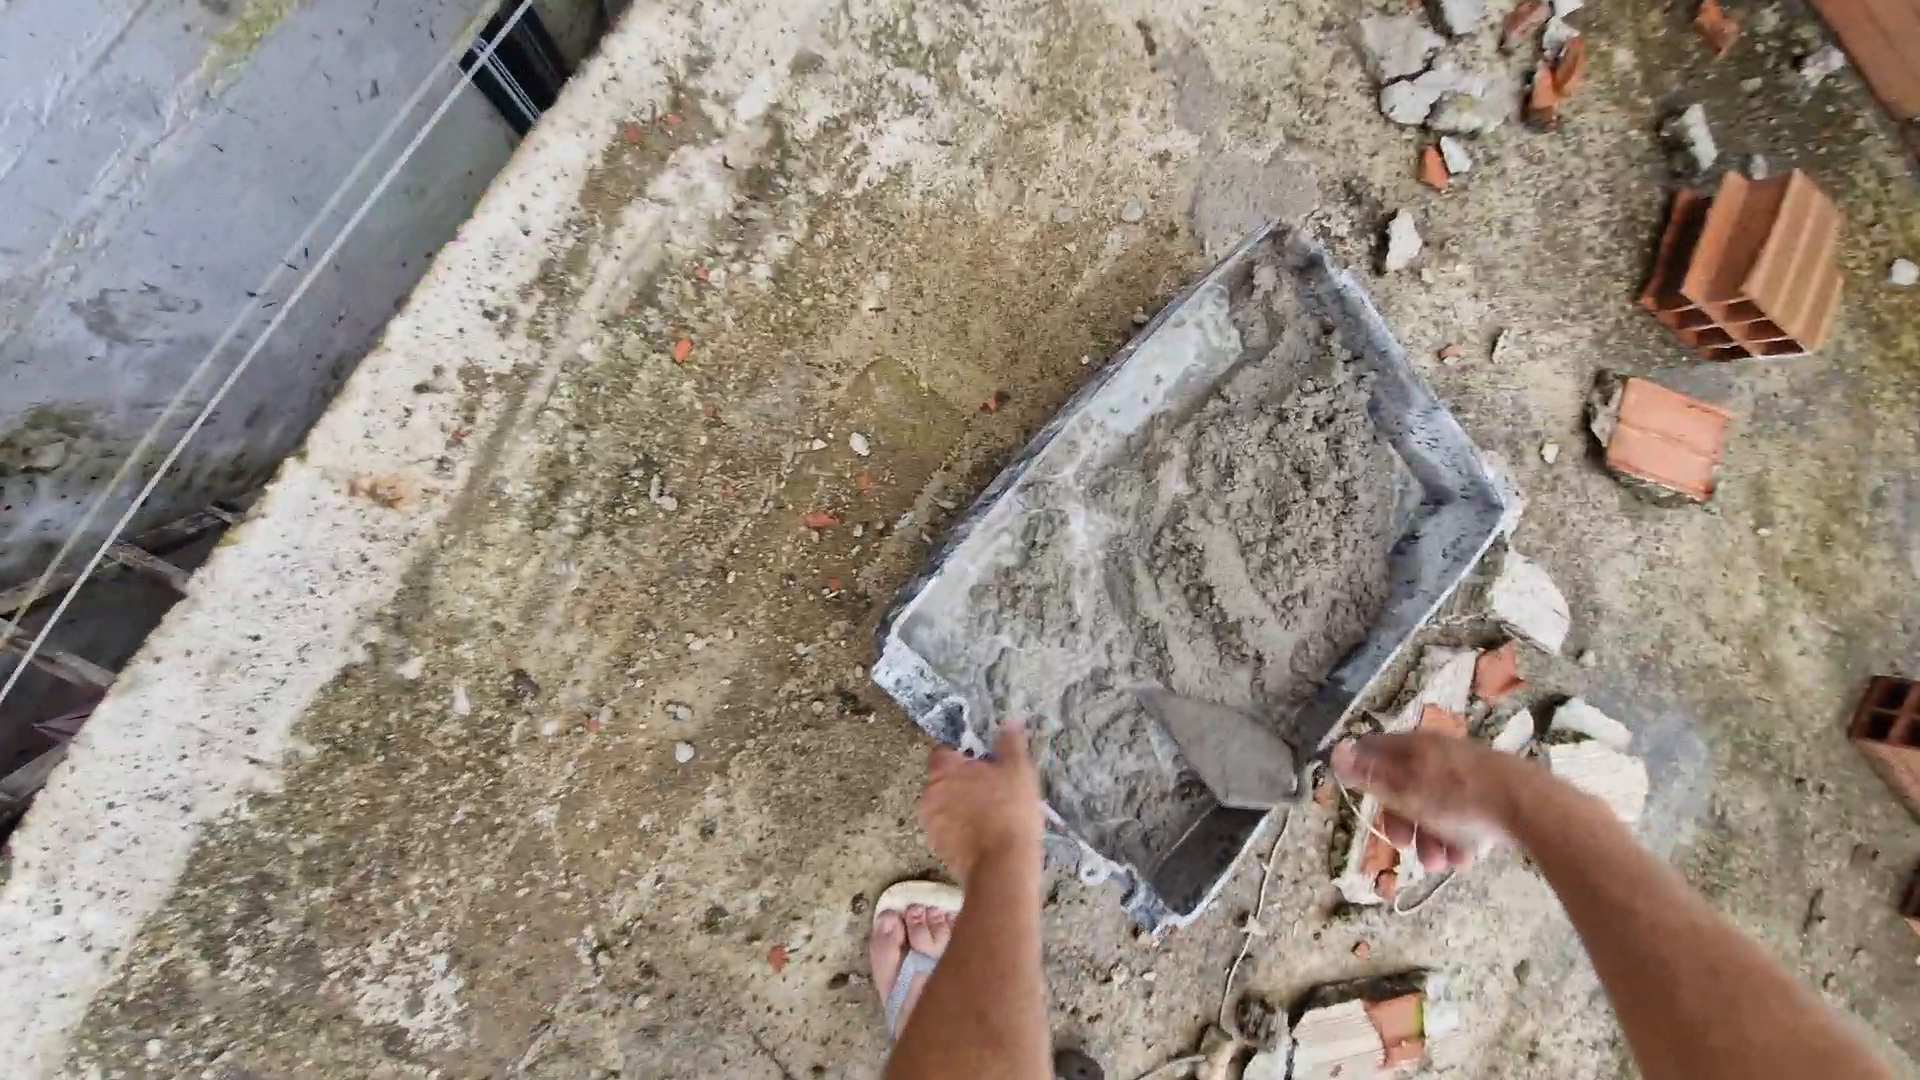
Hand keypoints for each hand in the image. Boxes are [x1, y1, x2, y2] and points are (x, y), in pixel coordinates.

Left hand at [918, 721, 1044, 885]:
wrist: (1003, 867)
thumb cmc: (1009, 812)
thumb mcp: (1018, 770)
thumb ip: (1010, 743)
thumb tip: (1009, 722)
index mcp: (943, 771)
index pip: (944, 751)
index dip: (963, 754)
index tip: (983, 761)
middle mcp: (929, 795)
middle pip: (943, 779)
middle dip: (962, 781)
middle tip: (991, 787)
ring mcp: (931, 825)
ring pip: (945, 806)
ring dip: (960, 806)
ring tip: (991, 814)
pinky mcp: (938, 849)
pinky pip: (948, 830)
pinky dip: (961, 829)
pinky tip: (985, 835)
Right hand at [1331, 733, 1537, 871]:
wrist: (1532, 808)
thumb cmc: (1456, 798)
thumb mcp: (1403, 790)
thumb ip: (1368, 775)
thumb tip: (1333, 754)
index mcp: (1412, 746)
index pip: (1372, 751)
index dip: (1361, 775)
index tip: (1362, 801)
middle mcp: (1437, 753)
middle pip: (1404, 784)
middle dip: (1402, 820)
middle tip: (1404, 846)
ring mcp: (1468, 772)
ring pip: (1435, 805)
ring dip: (1431, 837)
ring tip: (1440, 864)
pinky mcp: (1495, 792)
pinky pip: (1466, 814)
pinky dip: (1460, 836)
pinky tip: (1465, 858)